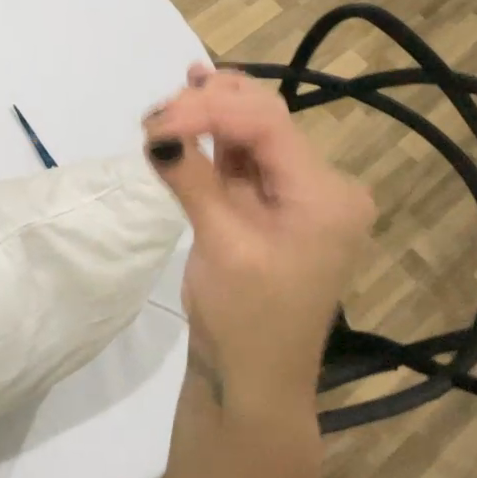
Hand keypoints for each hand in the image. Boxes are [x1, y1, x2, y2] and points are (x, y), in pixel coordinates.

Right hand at [144, 65, 374, 410]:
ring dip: (203, 115)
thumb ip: (192, 180)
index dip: (206, 110)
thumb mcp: (221, 244)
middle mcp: (320, 184)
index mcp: (325, 194)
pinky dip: (208, 136)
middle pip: (263, 116)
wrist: (253, 373)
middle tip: (151, 120)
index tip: (152, 125)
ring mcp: (293, 193)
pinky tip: (184, 113)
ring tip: (157, 115)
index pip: (265, 123)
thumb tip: (156, 133)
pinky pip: (238, 156)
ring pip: (249, 129)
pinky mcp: (266, 203)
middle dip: (206, 105)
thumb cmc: (247, 315)